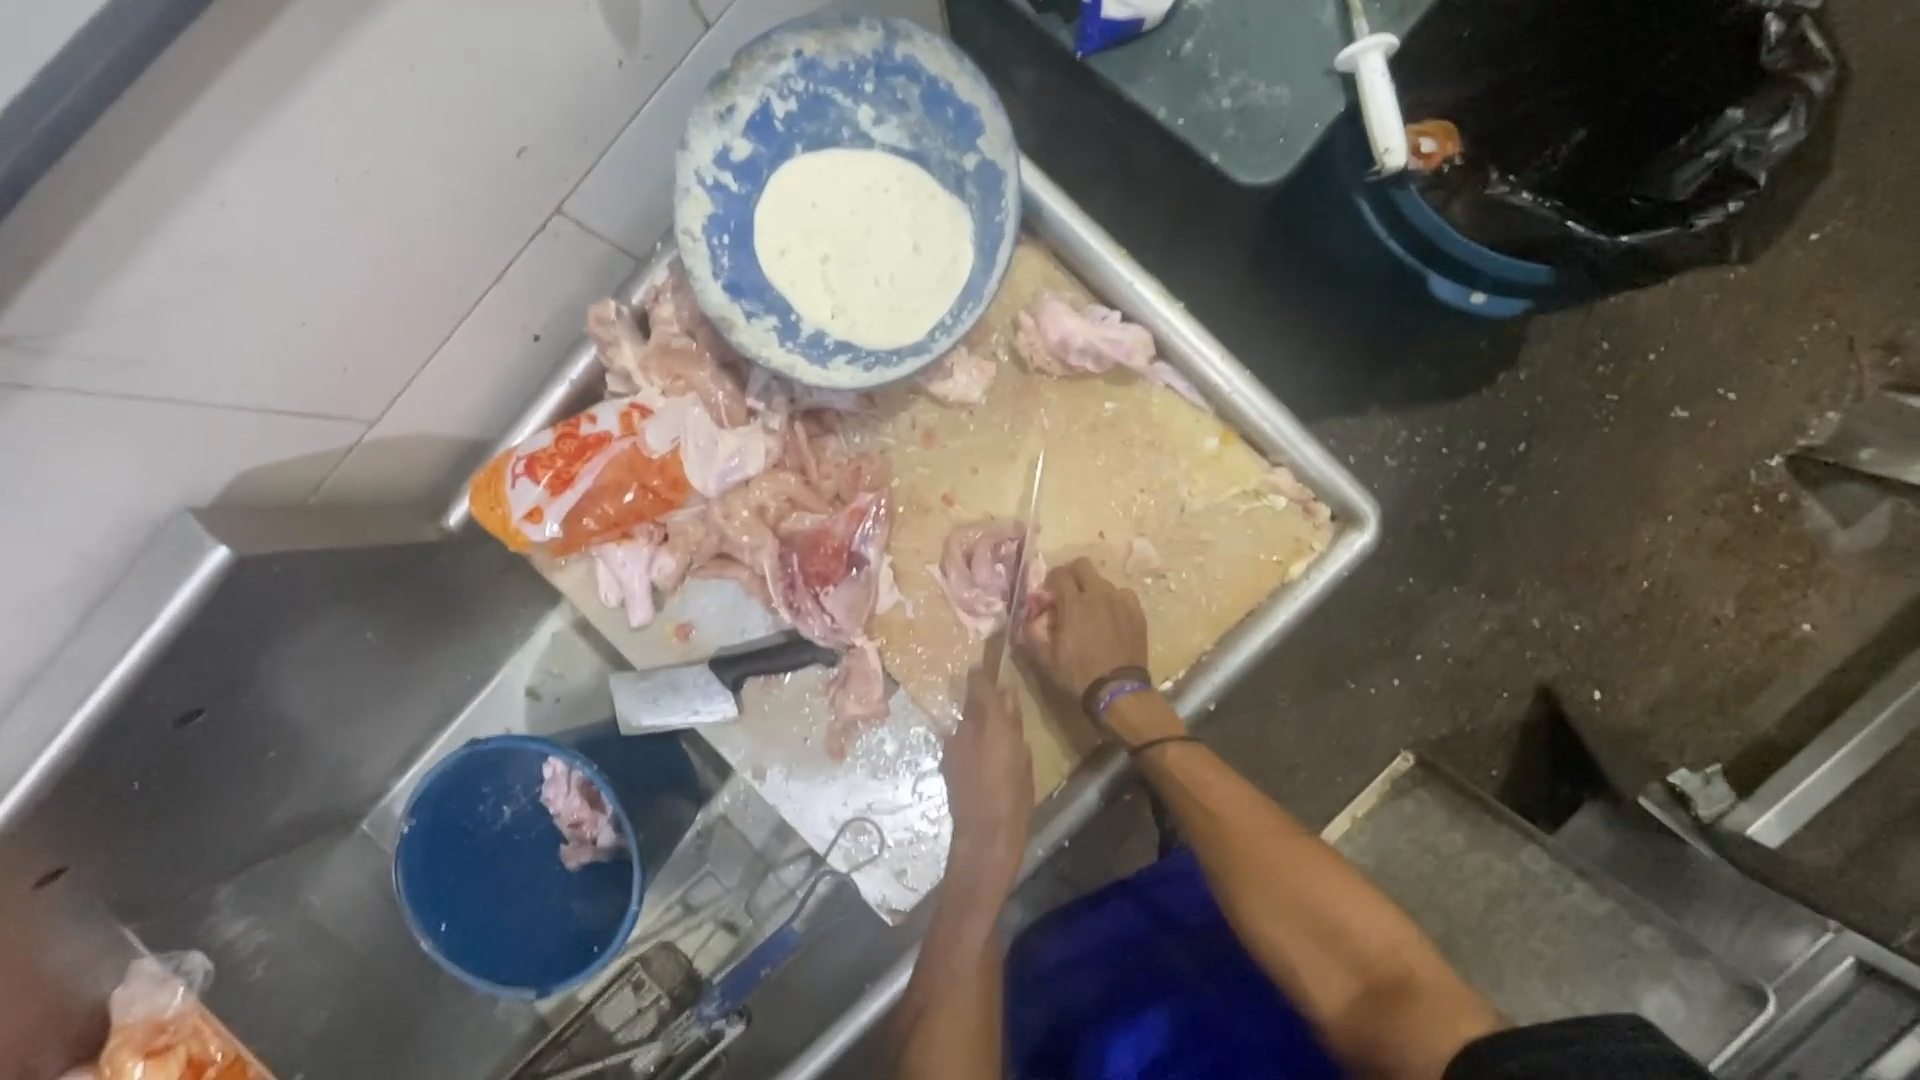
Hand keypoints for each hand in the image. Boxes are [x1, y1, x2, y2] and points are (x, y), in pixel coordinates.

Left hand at [942, 662, 1033, 891]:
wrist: (985, 834)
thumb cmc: (1015, 796)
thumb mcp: (1024, 757)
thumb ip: (1013, 723)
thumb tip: (1008, 696)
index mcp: (989, 721)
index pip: (978, 681)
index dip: (983, 670)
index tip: (989, 661)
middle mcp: (965, 727)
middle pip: (970, 700)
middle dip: (983, 700)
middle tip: (1000, 705)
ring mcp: (951, 744)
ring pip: (965, 722)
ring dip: (977, 724)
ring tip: (995, 741)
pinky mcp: (945, 761)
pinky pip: (959, 741)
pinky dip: (969, 743)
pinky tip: (982, 760)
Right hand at [1023, 557, 1183, 746]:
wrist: (1118, 689)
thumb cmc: (1078, 673)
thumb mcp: (1045, 657)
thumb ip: (1032, 630)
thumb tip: (1031, 615)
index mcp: (1073, 603)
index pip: (1059, 573)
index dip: (1051, 581)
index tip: (1049, 596)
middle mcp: (1098, 594)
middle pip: (1083, 565)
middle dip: (1071, 574)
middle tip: (1067, 594)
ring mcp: (1120, 601)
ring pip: (1103, 581)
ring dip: (1093, 590)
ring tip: (1091, 610)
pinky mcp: (1136, 611)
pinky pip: (1123, 594)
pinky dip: (1114, 600)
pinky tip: (1111, 616)